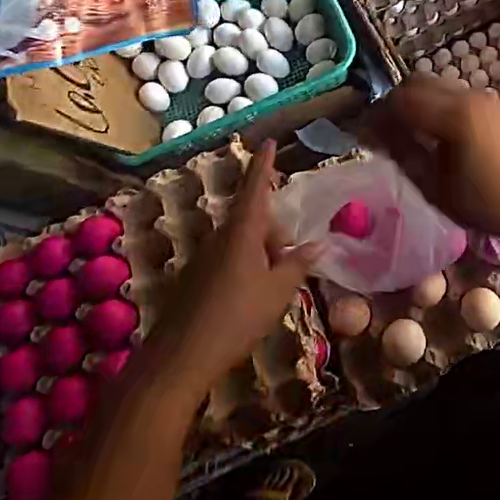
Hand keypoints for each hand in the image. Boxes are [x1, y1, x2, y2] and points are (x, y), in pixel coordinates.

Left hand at [142, 141, 322, 383]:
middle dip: (276, 229)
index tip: (270, 142)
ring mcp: (204, 258)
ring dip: (263, 250)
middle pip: (253, 218)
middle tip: (294, 254)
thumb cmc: (237, 317)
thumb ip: (298, 264)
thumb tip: (318, 244)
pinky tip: (257, 293)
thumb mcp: (278, 291)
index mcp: (242, 233)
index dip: (264, 166)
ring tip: (279, 279)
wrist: (180, 357)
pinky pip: (230, 259)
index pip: (255, 189)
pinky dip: (249, 265)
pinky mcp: (197, 278)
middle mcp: (220, 238)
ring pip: (242, 241)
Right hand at [364, 75, 499, 244]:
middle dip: (392, 106)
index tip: (360, 139)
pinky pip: (451, 96)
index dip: (374, 118)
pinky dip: (433, 108)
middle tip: (380, 137)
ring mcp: (483, 98)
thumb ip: (405, 156)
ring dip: (414, 105)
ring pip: (434, 87)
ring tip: (403, 140)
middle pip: (414, 84)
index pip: (398, 101)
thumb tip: (376, 135)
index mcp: (454, 115)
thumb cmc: (494, 205)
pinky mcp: (492, 107)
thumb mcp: (440, 189)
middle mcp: (468, 96)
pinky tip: (431, 138)